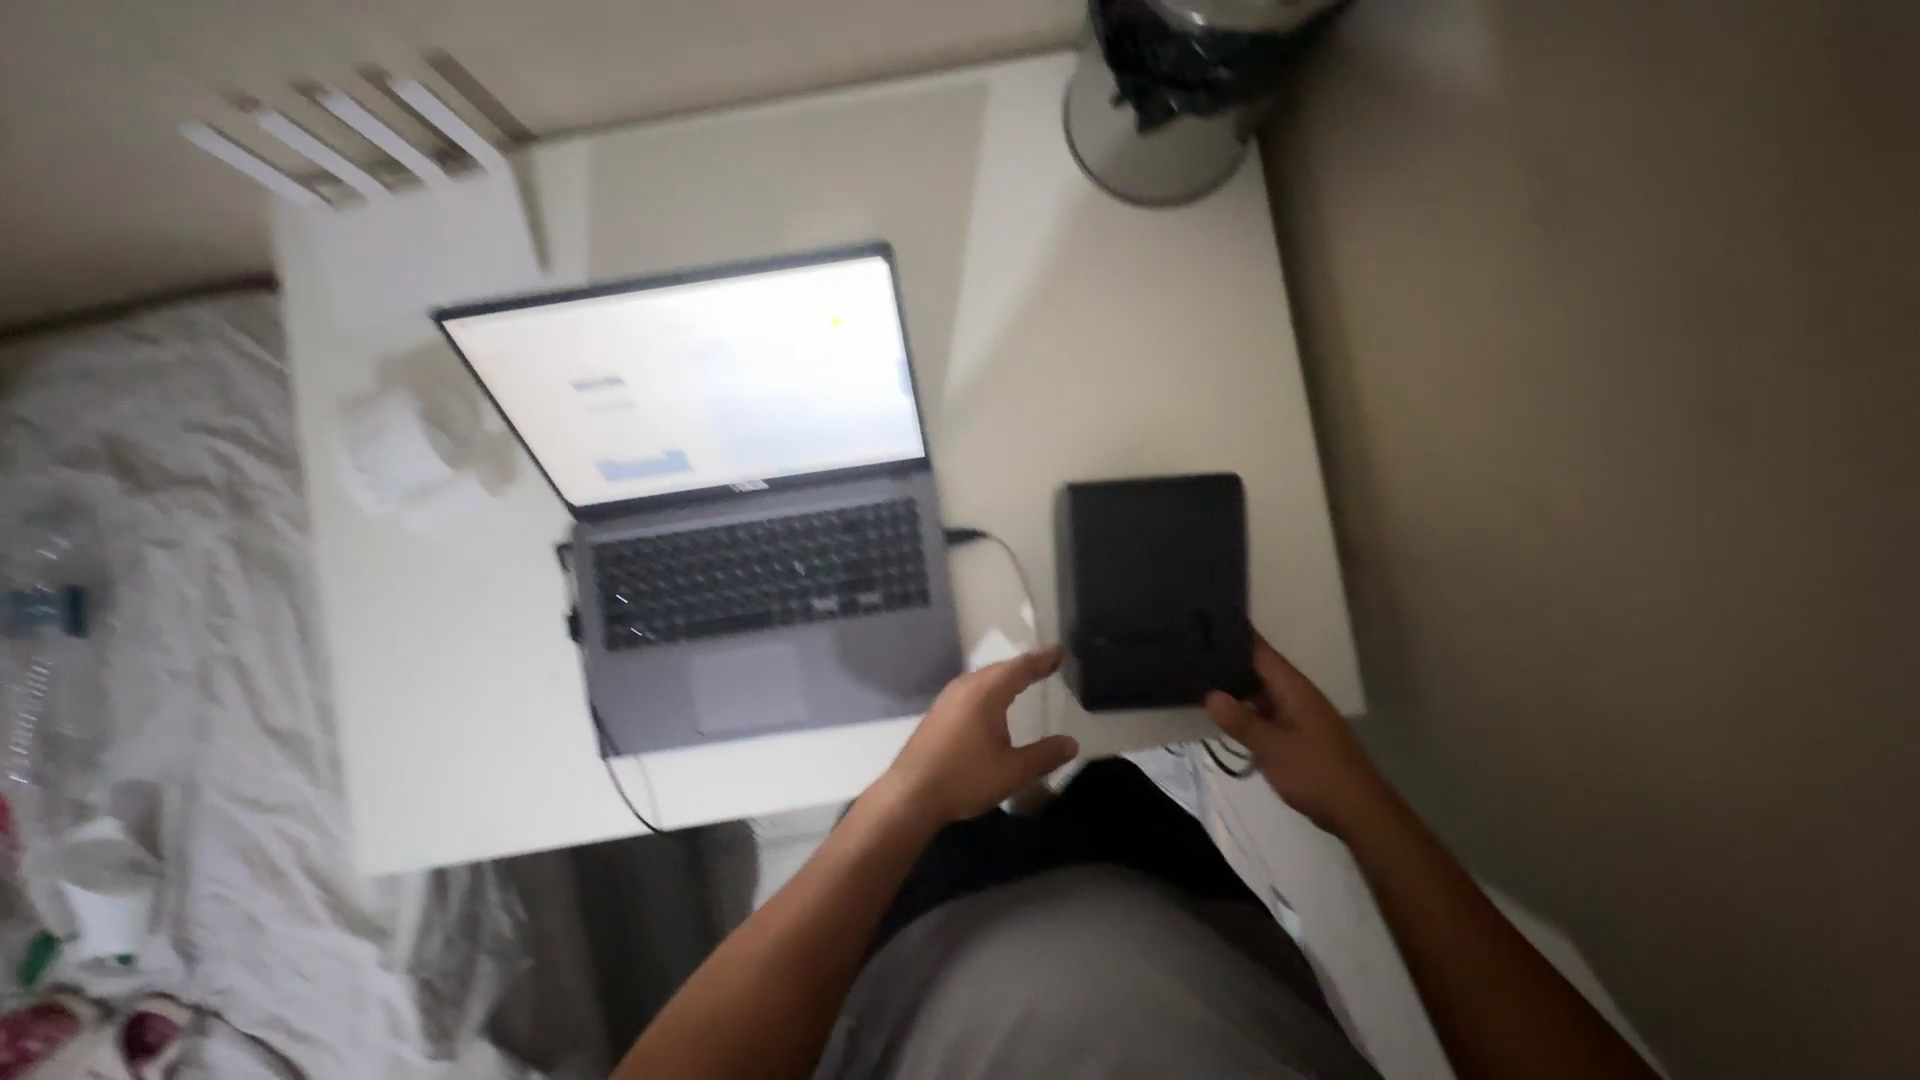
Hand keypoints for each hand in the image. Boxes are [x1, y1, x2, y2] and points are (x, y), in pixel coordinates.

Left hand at [879, 647, 1079, 827]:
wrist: (910, 795)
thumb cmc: (964, 779)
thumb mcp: (1013, 772)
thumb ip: (1045, 755)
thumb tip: (1072, 743)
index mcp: (985, 693)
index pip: (1020, 668)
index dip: (1042, 659)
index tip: (1060, 651)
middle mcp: (965, 688)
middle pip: (1000, 669)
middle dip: (1025, 666)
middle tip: (1048, 664)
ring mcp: (947, 699)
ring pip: (983, 679)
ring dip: (1005, 677)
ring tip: (1025, 679)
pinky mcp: (938, 713)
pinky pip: (971, 690)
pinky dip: (990, 689)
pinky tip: (993, 704)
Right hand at [1204, 633, 1391, 834]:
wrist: (1360, 813)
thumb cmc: (1316, 774)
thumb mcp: (1272, 748)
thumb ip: (1240, 721)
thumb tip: (1209, 694)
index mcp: (1294, 689)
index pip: (1260, 651)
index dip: (1234, 635)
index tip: (1203, 621)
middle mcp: (1297, 696)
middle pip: (1259, 669)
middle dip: (1228, 660)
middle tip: (1188, 650)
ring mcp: (1300, 716)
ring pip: (1261, 693)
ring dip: (1235, 687)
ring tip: (1196, 677)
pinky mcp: (1299, 737)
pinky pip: (1266, 713)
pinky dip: (1246, 711)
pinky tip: (1223, 715)